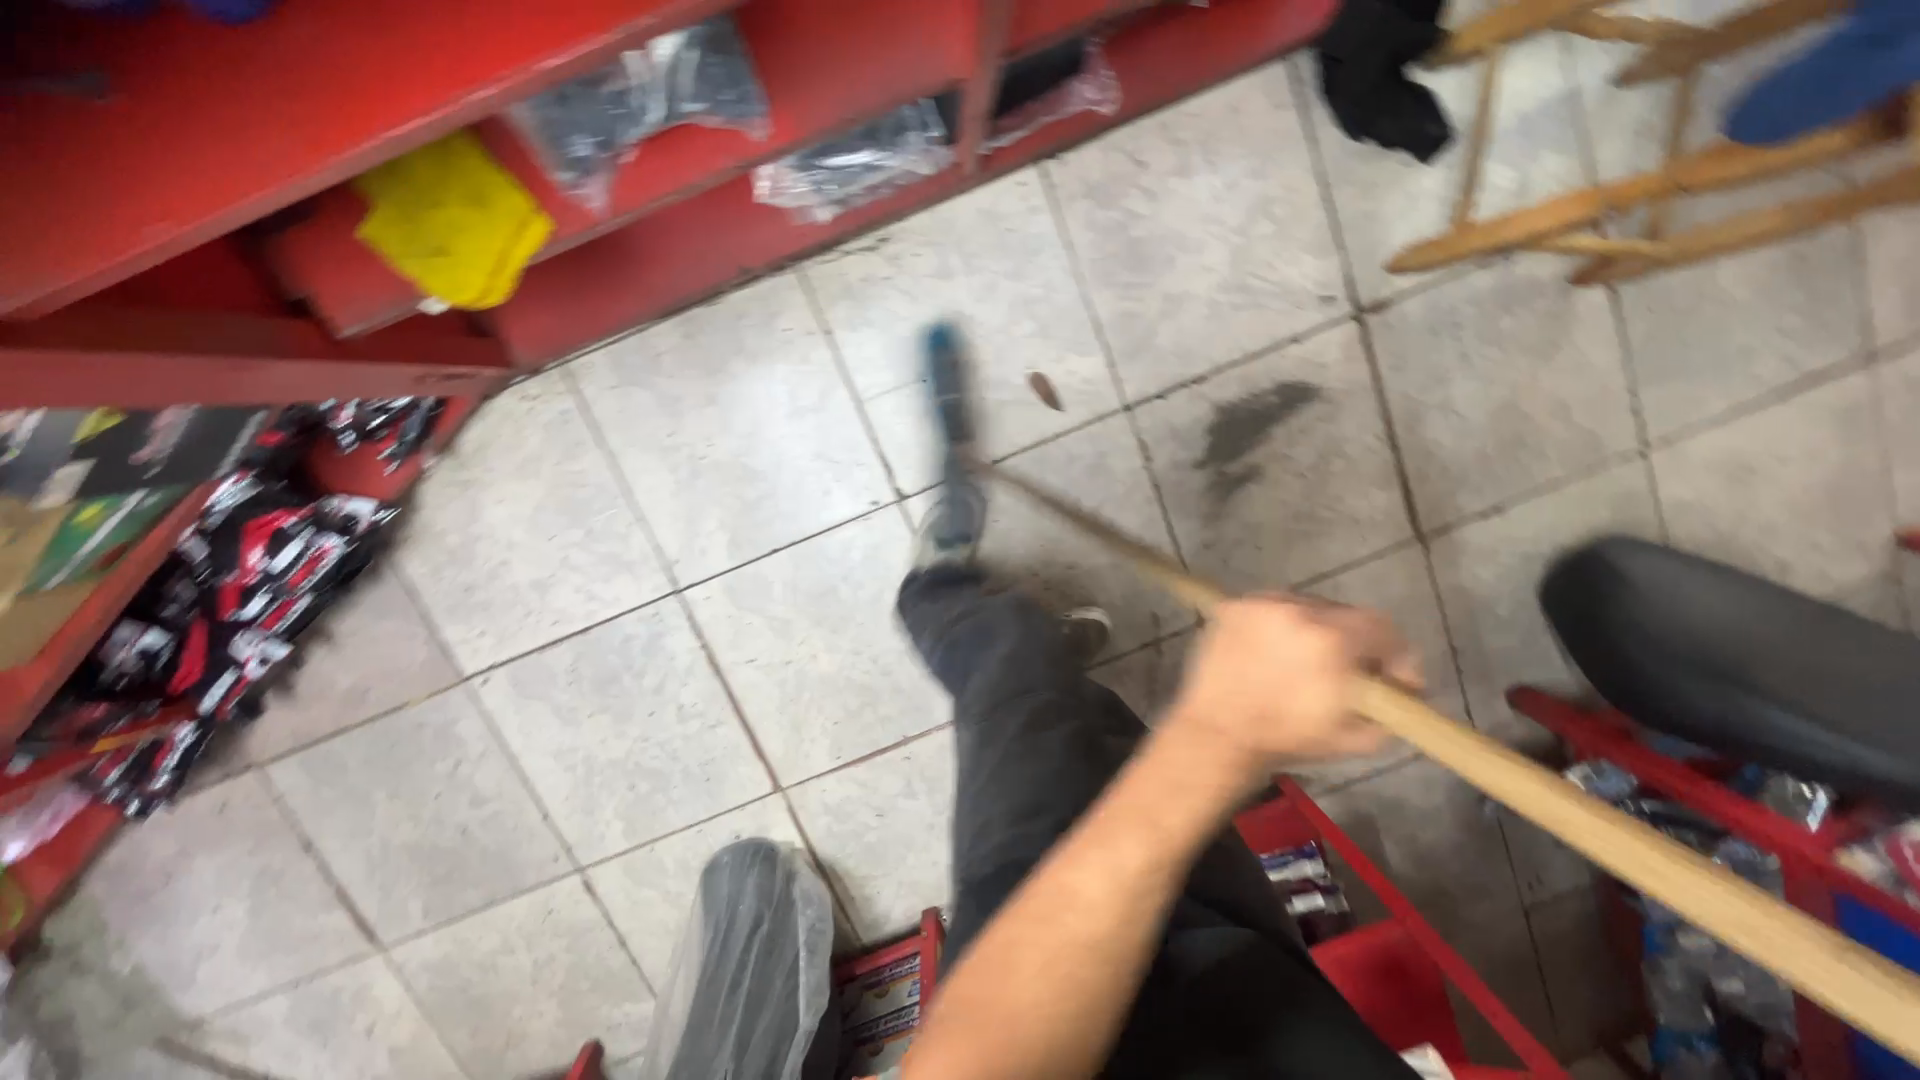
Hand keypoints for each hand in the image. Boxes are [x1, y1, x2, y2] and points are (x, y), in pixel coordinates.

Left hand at [1165, 595, 1422, 769]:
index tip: (1394, 676)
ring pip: (1307, 608)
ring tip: (1309, 661)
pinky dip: (1282, 626)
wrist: (1218, 733)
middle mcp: (1298, 610)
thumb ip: (1391, 710)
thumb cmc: (1288, 739)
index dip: (1395, 652)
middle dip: (1355, 641)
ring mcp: (1262, 605)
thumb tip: (1405, 690)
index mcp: (1332, 638)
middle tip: (1352, 668)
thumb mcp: (1357, 737)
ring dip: (1317, 630)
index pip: (1383, 626)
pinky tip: (1278, 652)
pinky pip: (1272, 610)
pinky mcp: (1234, 607)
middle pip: (1344, 614)